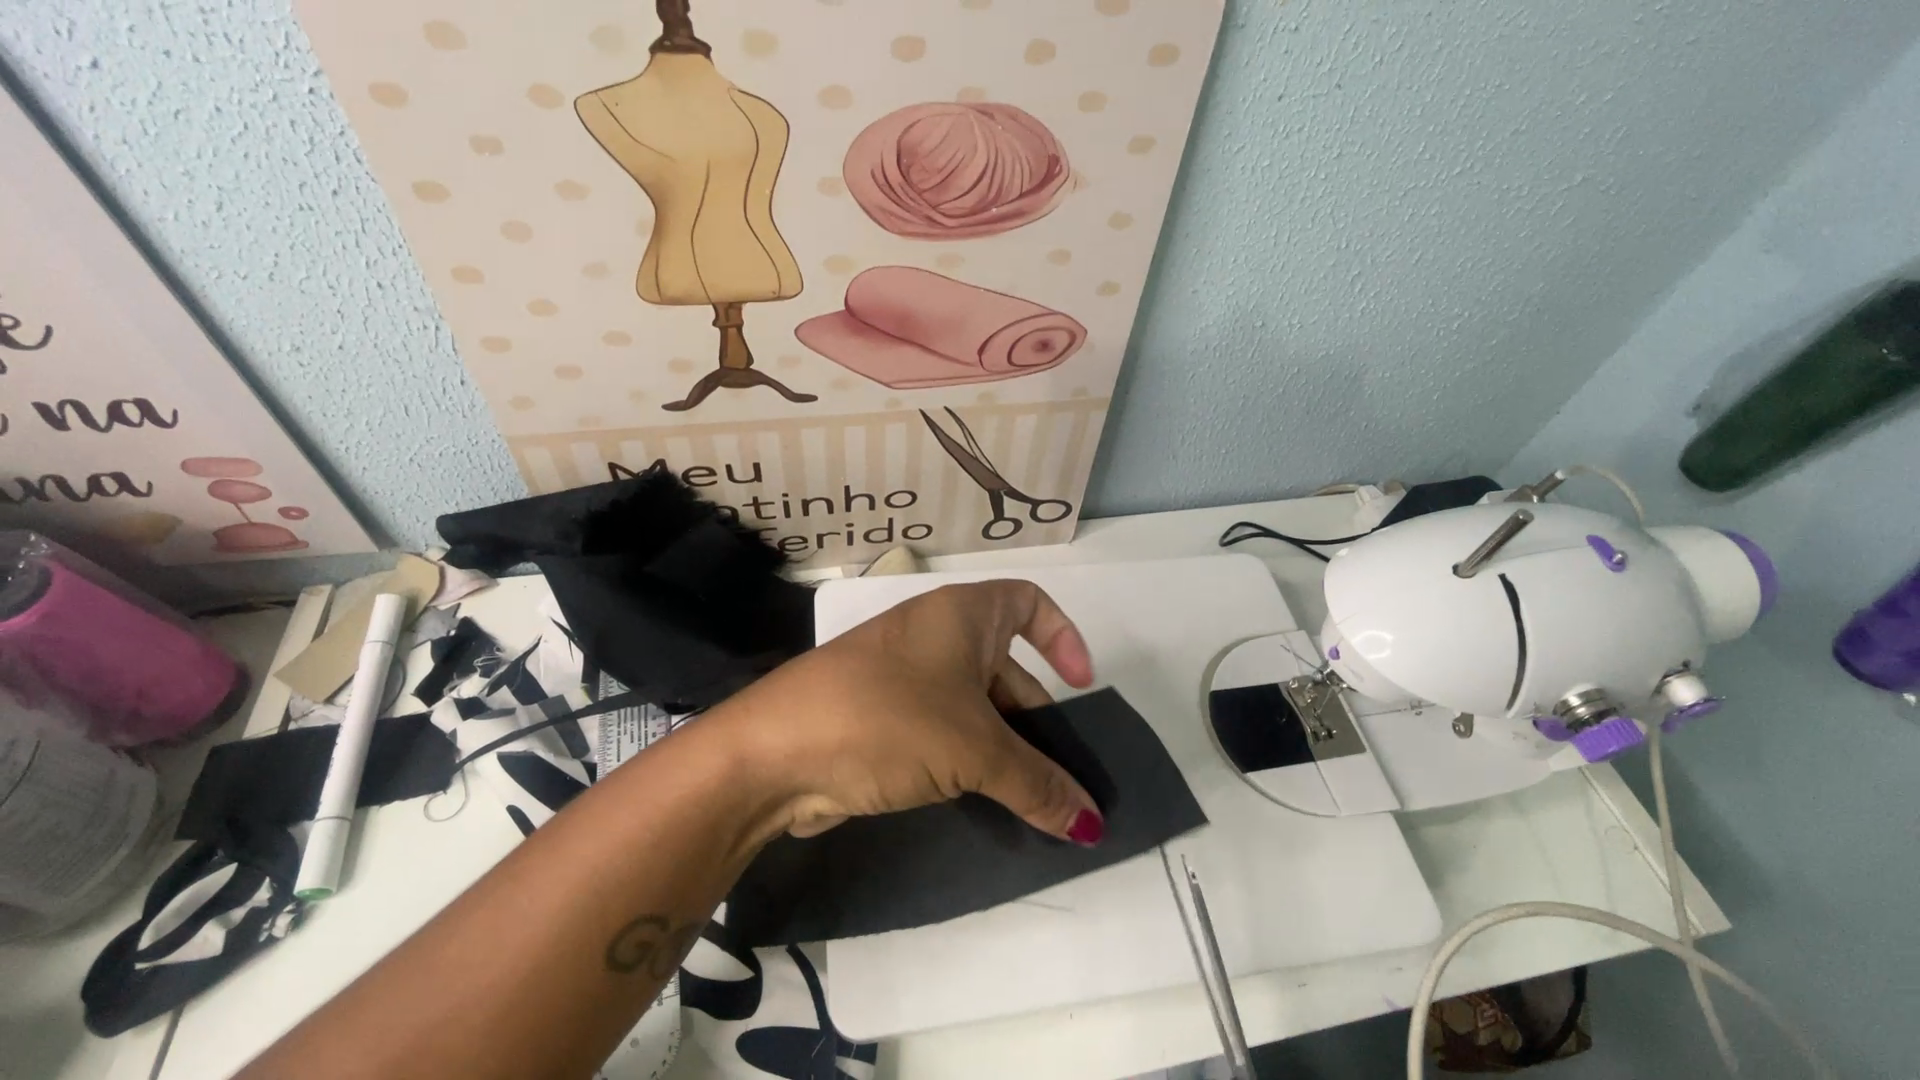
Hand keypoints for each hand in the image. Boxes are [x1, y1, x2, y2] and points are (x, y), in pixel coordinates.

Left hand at [707, 581, 1105, 845]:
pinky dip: (969, 765)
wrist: (772, 755)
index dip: (1063, 636)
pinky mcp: (881, 722)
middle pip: (1007, 668)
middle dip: (1038, 720)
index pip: (1029, 601)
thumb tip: (1091, 824)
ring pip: (975, 709)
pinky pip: (943, 735)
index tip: (1080, 688)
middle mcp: (934, 638)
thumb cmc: (886, 720)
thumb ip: (1037, 784)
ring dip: (1006, 752)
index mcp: (960, 615)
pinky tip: (989, 806)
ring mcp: (903, 680)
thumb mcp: (973, 750)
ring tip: (1038, 802)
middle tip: (1065, 775)